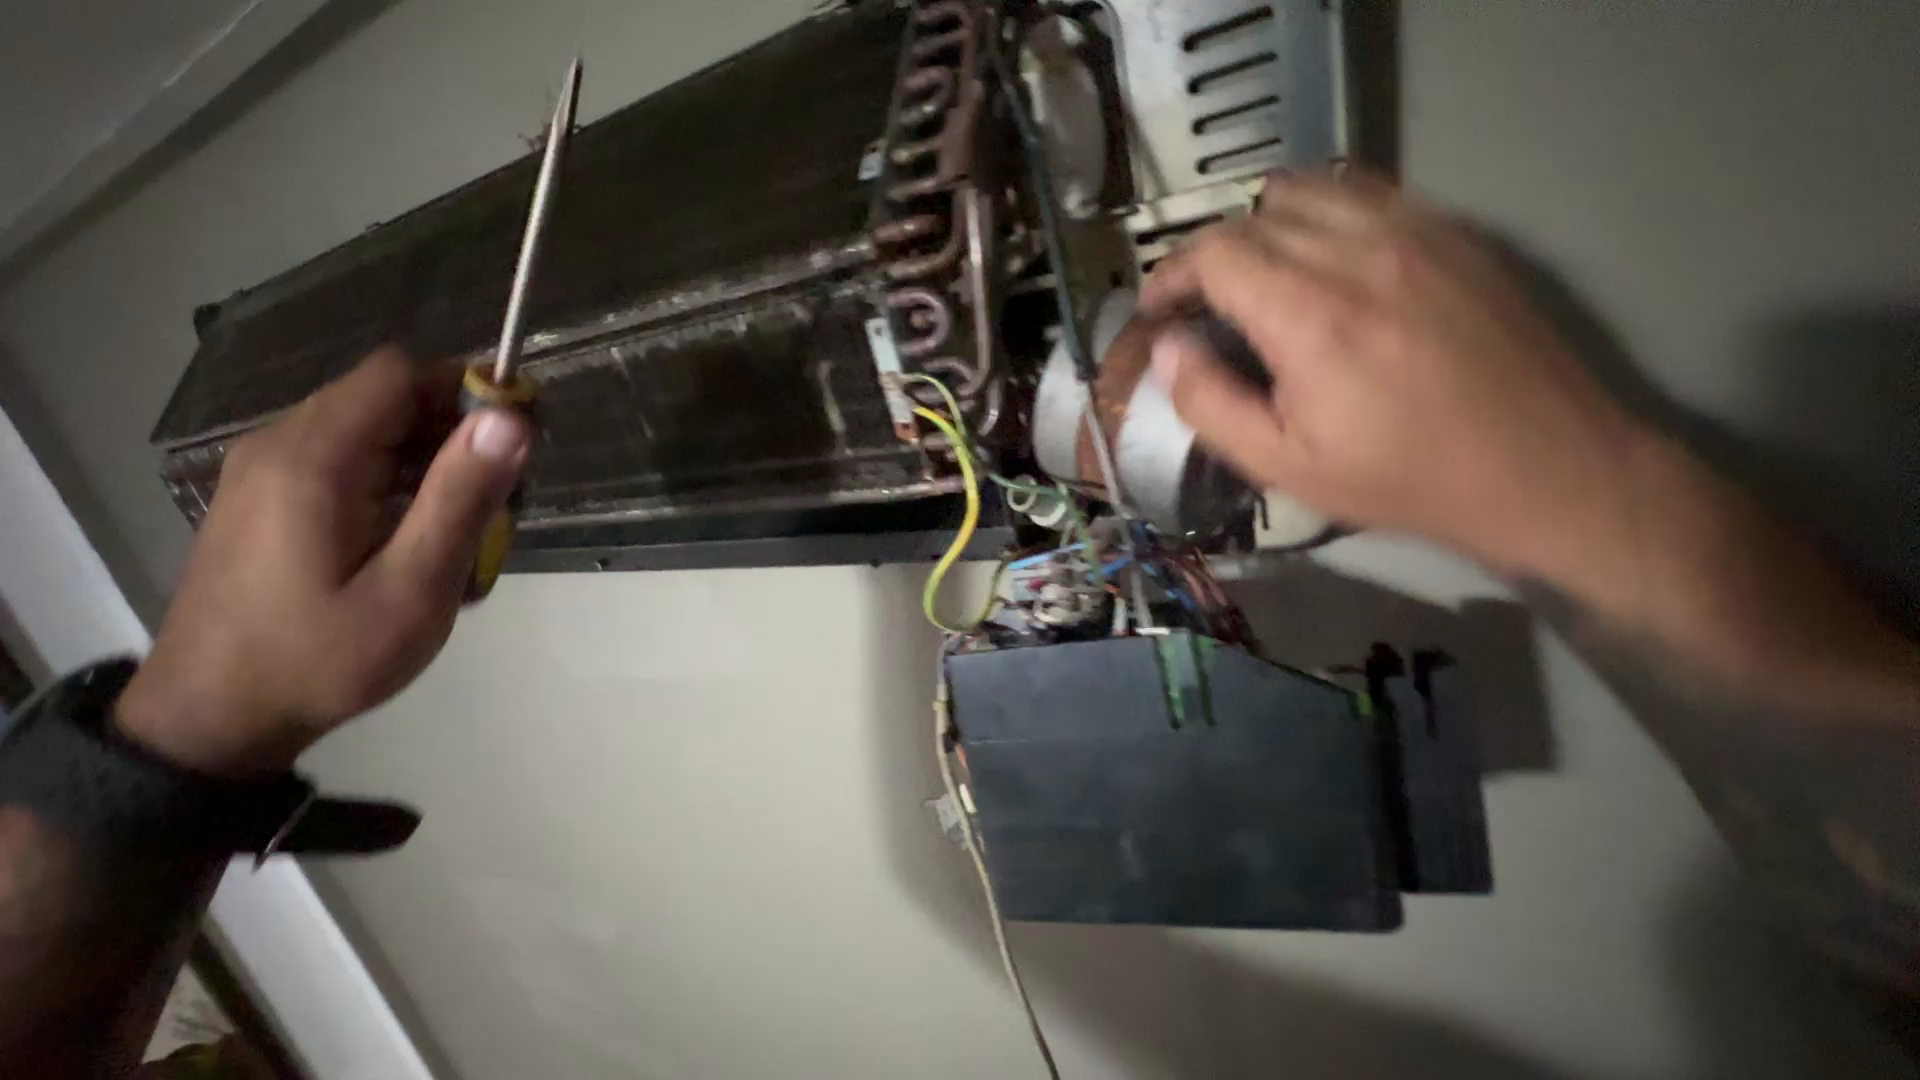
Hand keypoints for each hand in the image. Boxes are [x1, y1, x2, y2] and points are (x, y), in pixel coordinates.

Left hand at [116, 348, 531, 776]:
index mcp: (315, 457)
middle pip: (388, 396)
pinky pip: (349, 459)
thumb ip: (462, 498)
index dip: (468, 391)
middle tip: (500, 500)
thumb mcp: (414, 586)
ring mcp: (268, 471)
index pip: (400, 373)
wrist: (214, 718)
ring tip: (465, 526)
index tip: (517, 444)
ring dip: (432, 460)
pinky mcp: (269, 498)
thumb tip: (512, 419)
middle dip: (457, 432)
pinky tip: (416, 536)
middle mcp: (282, 445)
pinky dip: (398, 479)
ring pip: (372, 428)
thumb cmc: (324, 657)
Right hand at [1142, 170, 1656, 578]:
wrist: (1543, 467)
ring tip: (1257, 275)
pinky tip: (1323, 260)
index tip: (1157, 310)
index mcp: (1309, 314)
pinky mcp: (1454, 232)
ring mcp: (1415, 231)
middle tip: (1200, 304)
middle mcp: (1358, 251)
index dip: (1170, 275)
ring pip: (1308, 189)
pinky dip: (1321, 214)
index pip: (1214, 252)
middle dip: (1209, 255)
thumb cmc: (1403, 477)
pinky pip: (1365, 192)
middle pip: (1253, 215)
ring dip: (1262, 226)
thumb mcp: (1285, 466)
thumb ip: (1209, 403)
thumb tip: (1166, 350)